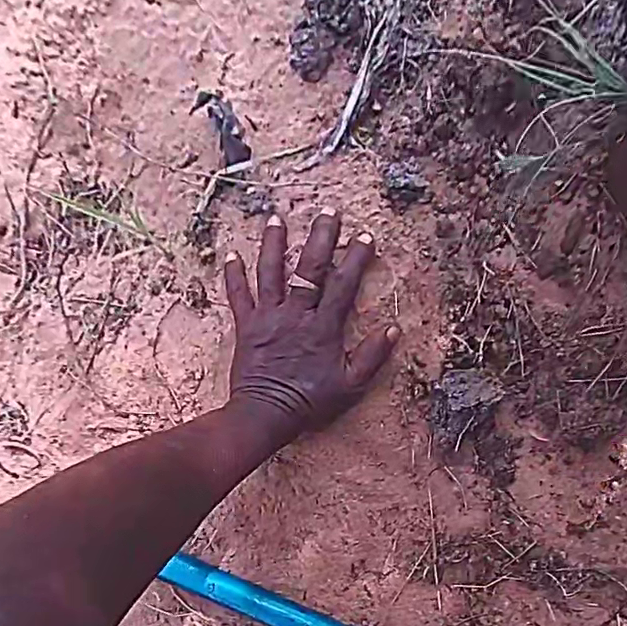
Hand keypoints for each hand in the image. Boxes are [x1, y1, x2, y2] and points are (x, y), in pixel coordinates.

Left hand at [222, 209, 396, 444]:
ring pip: (271, 273)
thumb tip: (394, 330)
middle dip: (320, 238)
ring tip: (276, 219)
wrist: (267, 414)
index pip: (343, 285)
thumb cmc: (310, 402)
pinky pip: (238, 296)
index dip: (355, 259)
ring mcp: (268, 319)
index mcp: (323, 328)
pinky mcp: (246, 327)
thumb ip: (372, 356)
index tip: (365, 237)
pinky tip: (232, 254)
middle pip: (309, 269)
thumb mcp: (350, 386)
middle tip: (328, 211)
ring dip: (274, 244)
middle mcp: (296, 315)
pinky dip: (234, 275)